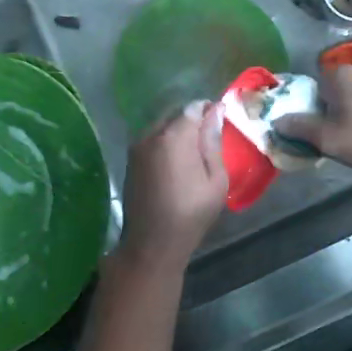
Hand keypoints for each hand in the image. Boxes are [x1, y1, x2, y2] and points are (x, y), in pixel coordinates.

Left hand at [115, 101, 226, 268]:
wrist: (152, 242)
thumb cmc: (191, 213)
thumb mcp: (215, 179)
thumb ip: (213, 142)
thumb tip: (216, 112)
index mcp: (174, 137)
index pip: (193, 108)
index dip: (208, 110)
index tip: (220, 120)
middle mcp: (151, 135)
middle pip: (174, 115)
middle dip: (192, 119)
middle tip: (209, 135)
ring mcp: (136, 148)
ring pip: (160, 127)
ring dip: (176, 131)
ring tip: (193, 149)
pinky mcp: (130, 161)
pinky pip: (150, 141)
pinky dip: (164, 143)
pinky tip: (175, 161)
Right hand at [277, 64, 351, 174]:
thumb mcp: (327, 137)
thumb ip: (299, 128)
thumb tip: (276, 120)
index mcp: (337, 75)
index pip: (301, 85)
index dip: (290, 105)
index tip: (282, 125)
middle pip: (317, 96)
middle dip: (307, 115)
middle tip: (296, 139)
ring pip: (333, 106)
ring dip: (323, 123)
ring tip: (316, 144)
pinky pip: (348, 112)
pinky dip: (340, 125)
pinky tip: (339, 143)